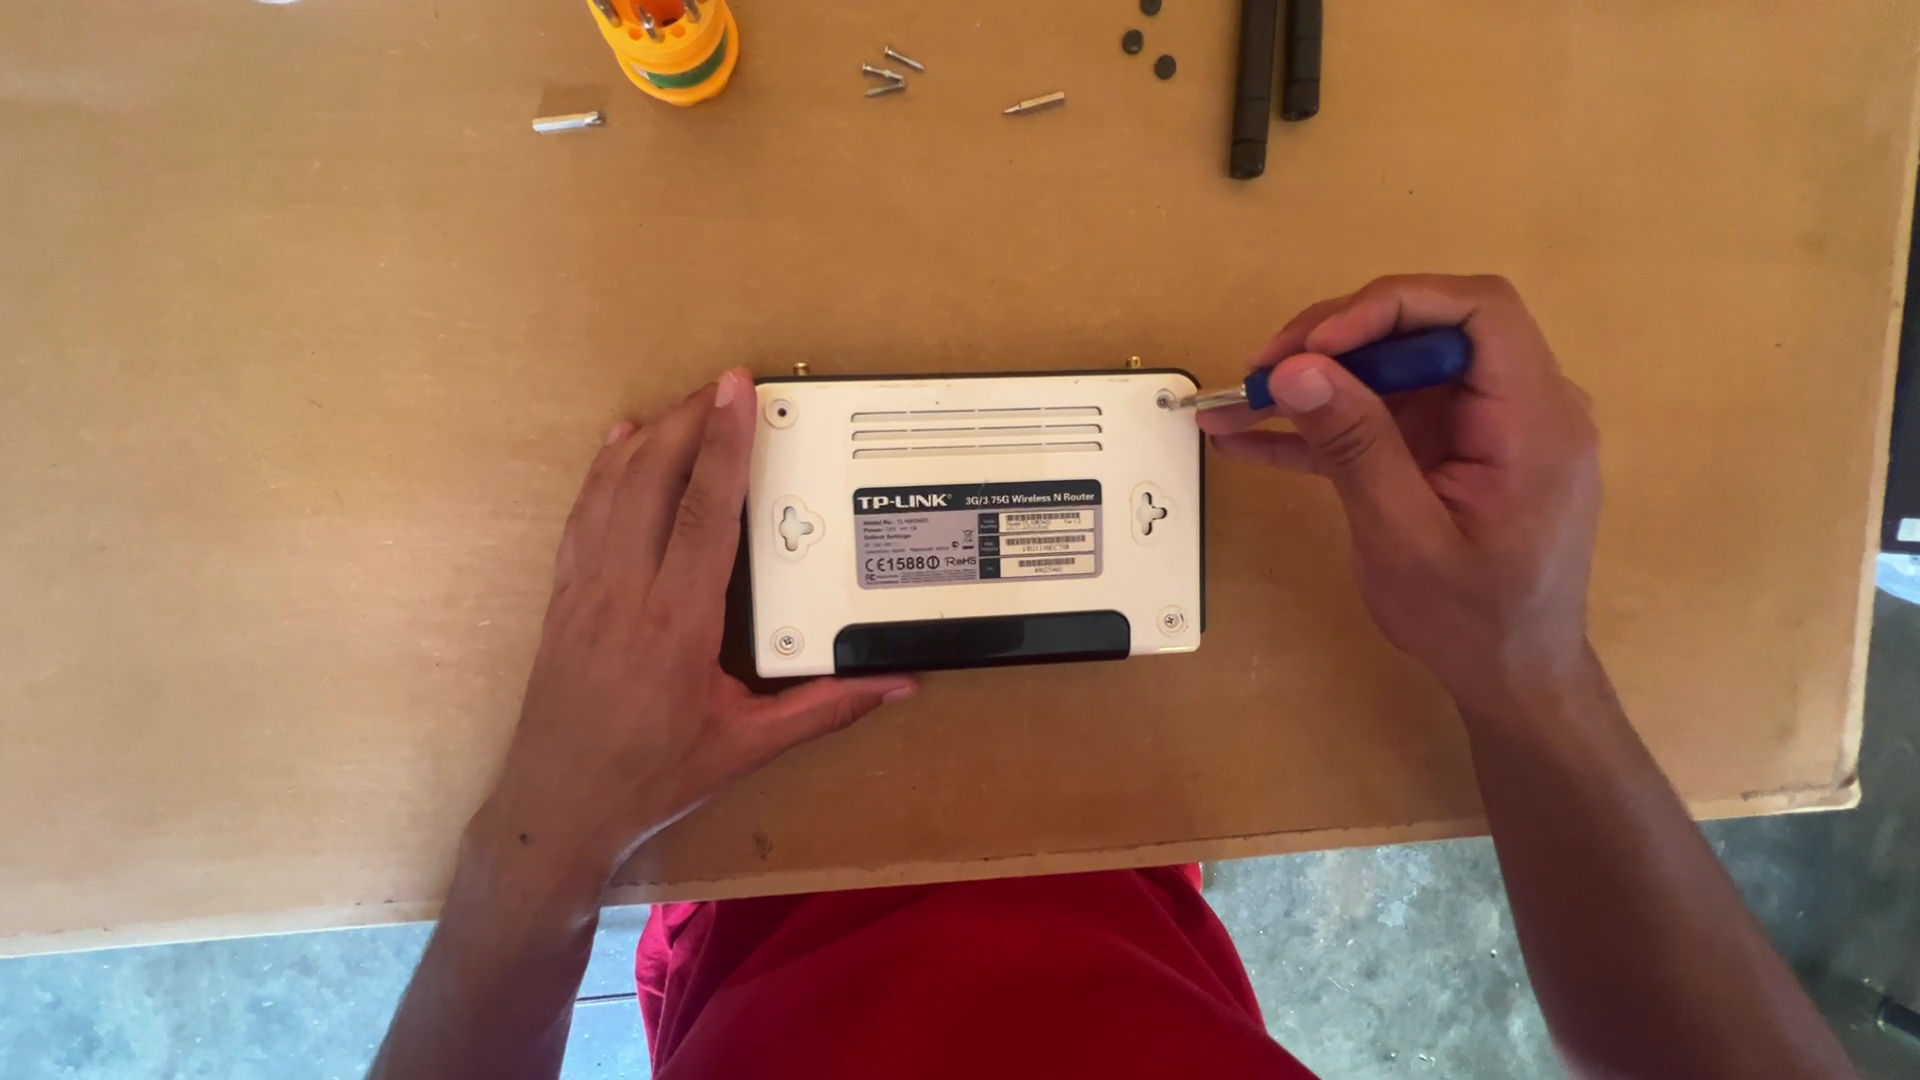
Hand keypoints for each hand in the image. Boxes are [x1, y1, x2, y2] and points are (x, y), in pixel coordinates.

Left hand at [475, 370, 916, 883]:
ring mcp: (586, 589)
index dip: (724, 446)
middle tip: (722, 384)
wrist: (556, 810)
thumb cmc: (654, 777)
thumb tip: (898, 685)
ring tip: (683, 403)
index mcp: (678, 622)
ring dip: (650, 437)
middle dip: (688, 421)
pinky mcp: (563, 595)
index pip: (706, 513)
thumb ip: (827, 708)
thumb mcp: (749, 746)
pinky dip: (602, 470)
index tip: (736, 394)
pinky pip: (581, 514)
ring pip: (612, 489)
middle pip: (653, 482)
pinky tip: (617, 443)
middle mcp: (626, 591)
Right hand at [1199, 275, 1599, 710]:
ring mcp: (1471, 430)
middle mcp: (1509, 407)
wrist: (1507, 676)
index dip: (1388, 308)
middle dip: (1331, 345)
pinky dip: (1313, 430)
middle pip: (1420, 334)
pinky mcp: (1436, 453)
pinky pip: (1373, 424)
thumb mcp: (1403, 535)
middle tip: (1258, 373)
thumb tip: (1295, 370)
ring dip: (1309, 386)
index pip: (1476, 311)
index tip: (1313, 347)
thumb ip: (1354, 446)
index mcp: (1531, 418)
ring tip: (1236, 404)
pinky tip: (1247, 439)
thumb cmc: (1470, 620)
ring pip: (1385, 376)